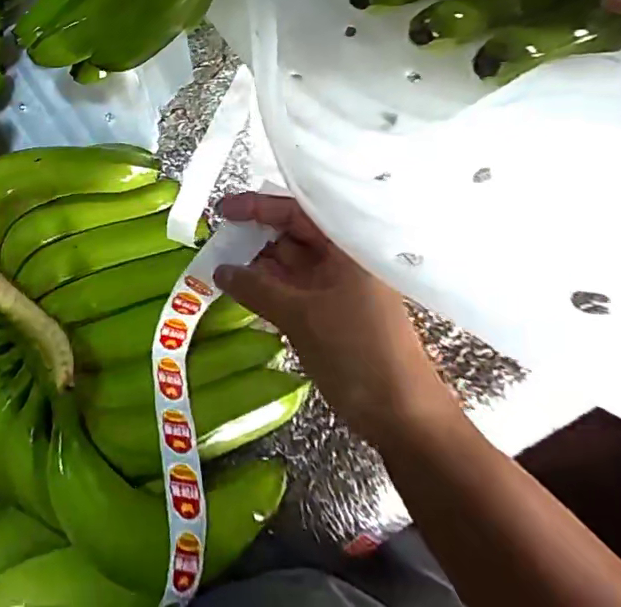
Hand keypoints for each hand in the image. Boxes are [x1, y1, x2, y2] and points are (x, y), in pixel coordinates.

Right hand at [215, 192, 452, 445]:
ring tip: (221, 260)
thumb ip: (257, 287)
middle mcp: (344, 257)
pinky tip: (242, 286)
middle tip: (218, 237)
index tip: (223, 210)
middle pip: (294, 232)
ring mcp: (338, 285)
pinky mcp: (331, 310)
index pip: (298, 210)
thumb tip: (219, 269)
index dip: (258, 206)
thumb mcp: (301, 316)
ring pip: (292, 261)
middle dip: (256, 232)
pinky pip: (294, 286)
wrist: (402, 414)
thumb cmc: (357, 351)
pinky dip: (269, 285)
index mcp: (347, 245)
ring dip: (259, 261)